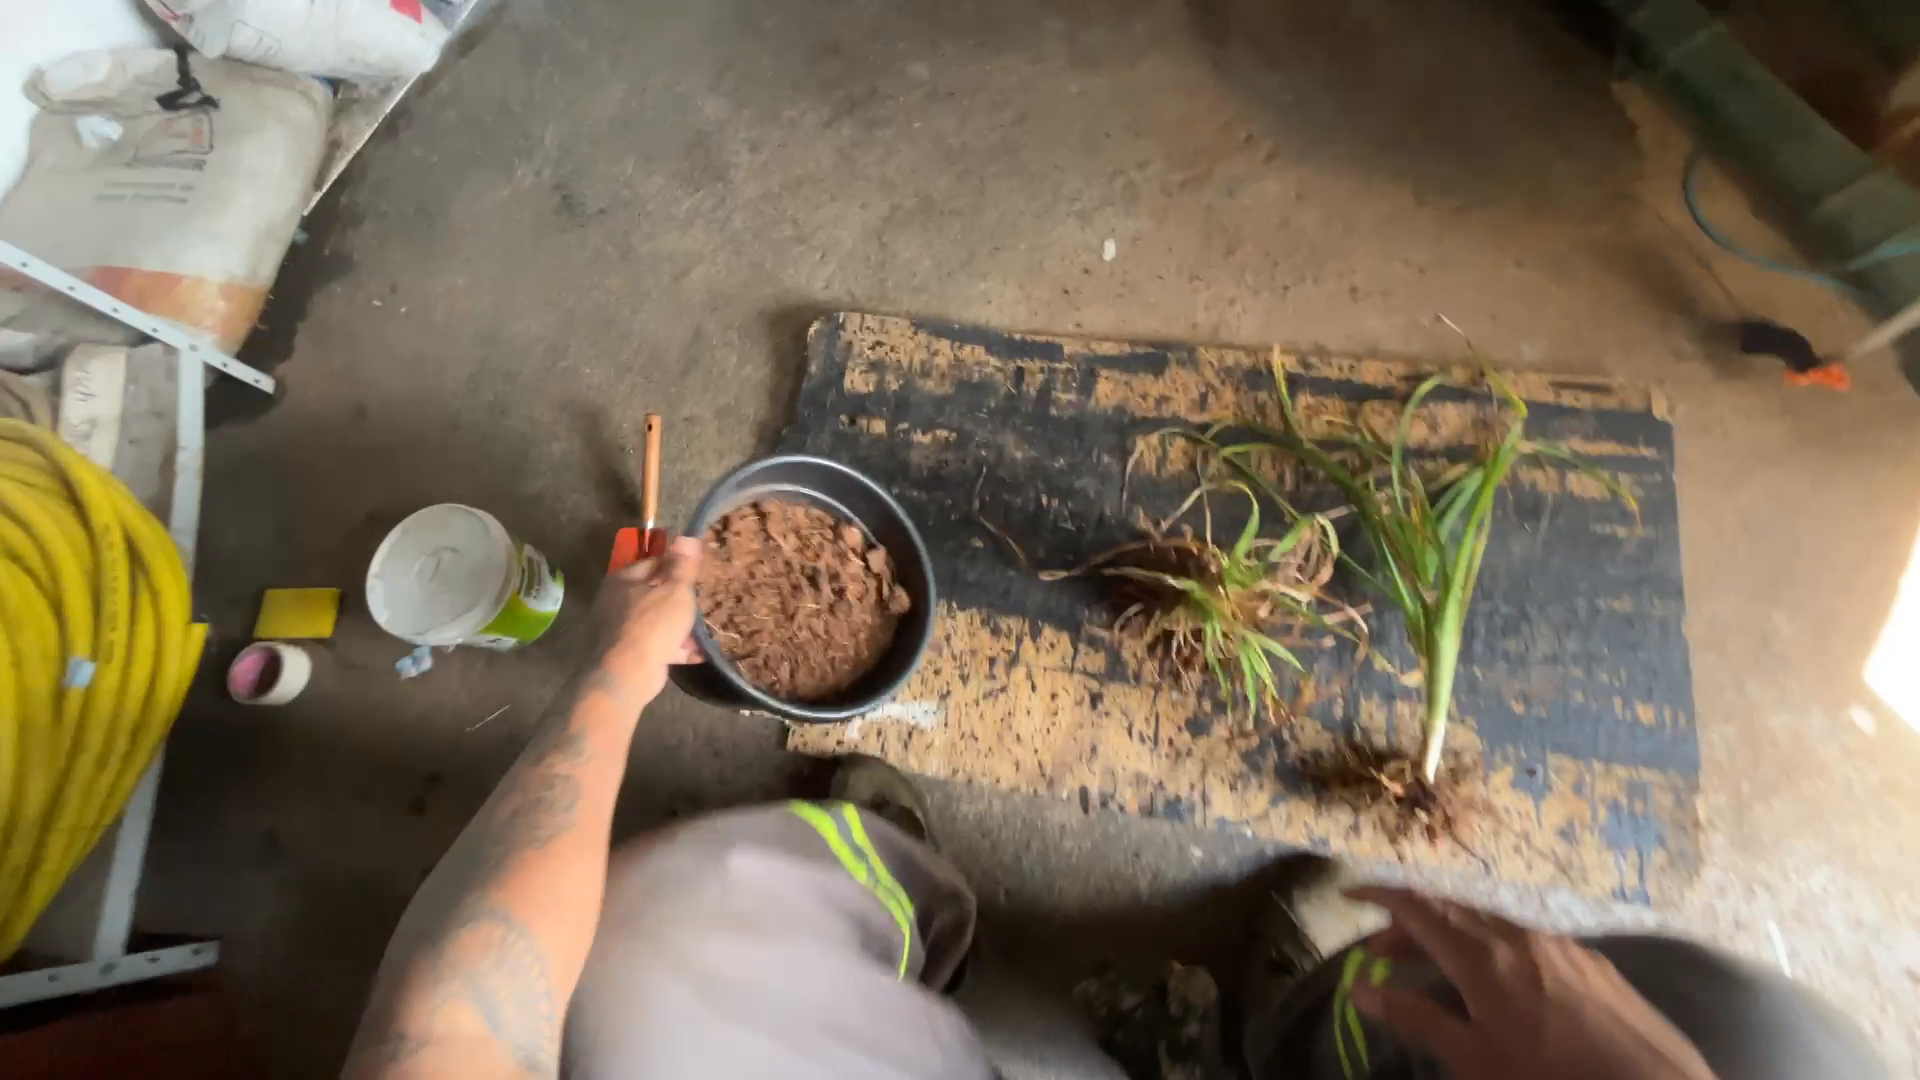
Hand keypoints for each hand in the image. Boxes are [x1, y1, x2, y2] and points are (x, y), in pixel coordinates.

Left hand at [590, 534, 703, 703]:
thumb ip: (683, 565)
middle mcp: (615, 602)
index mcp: (623, 581)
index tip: (697, 573)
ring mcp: (618, 629)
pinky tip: (694, 653)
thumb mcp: (676, 590)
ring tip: (702, 631)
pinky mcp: (625, 653)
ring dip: (679, 626)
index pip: (653, 562)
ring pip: (656, 620)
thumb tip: (687, 537)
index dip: (676, 566)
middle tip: (701, 601)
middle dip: (679, 599)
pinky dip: (673, 647)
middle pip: (654, 593)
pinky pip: (654, 644)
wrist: (629, 673)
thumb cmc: (654, 624)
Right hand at [1346, 887, 1716, 1079]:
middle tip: (1383, 953)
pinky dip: (1493, 948)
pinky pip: (1526, 940)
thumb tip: (1358, 989)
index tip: (1348, 895)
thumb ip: (1415, 1019)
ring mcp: (1561, 946)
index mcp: (1481, 954)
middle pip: (1448, 909)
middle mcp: (1516, 935)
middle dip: (1409, 924)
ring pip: (1488, 923)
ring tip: (1437, 968)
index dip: (1377, 896)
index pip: (1414, 905)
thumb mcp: (1476, 1061)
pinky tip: (1504, 985)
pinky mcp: (1596, 967)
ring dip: (1451, 936)